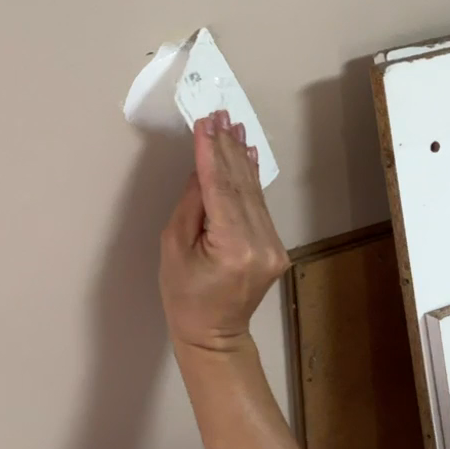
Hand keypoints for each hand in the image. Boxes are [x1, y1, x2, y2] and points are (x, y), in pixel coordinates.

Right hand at [160, 109, 288, 353]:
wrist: (214, 335)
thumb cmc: (183, 295)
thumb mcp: (174, 247)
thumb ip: (191, 205)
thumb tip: (202, 168)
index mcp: (233, 247)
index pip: (220, 189)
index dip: (211, 153)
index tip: (205, 123)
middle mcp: (262, 242)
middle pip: (240, 185)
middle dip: (227, 147)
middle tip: (219, 113)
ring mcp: (274, 244)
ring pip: (252, 191)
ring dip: (240, 156)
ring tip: (232, 125)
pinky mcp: (275, 245)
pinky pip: (258, 205)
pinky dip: (250, 178)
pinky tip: (246, 153)